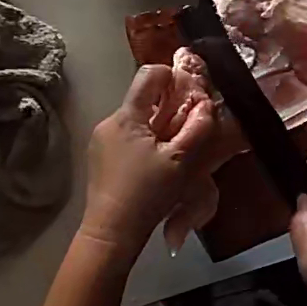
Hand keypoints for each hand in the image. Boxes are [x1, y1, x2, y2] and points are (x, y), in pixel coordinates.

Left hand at [78, 65, 219, 257]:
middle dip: (168, 109)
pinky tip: (155, 164)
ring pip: (135, 122)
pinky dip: (143, 143)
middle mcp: (108, 123)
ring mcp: (100, 141)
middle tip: (189, 126)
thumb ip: (197, 128)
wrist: (112, 230)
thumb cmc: (147, 194)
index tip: (190, 92)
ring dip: (156, 128)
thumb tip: (207, 104)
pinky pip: (126, 139)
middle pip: (142, 101)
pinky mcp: (99, 158)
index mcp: (126, 117)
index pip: (147, 75)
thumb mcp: (180, 161)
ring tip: (174, 150)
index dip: (171, 76)